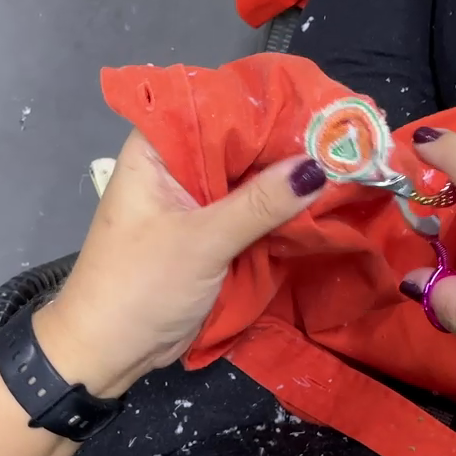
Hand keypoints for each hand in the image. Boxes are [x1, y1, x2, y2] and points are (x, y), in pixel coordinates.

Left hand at [34, 130, 327, 397]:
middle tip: (346, 135)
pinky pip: (249, 211)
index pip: (218, 107)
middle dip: (286, 143)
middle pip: (239, 143)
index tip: (320, 104)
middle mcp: (176, 166)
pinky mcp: (208, 233)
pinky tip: (321, 200)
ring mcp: (193, 201)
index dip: (268, 105)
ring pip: (248, 179)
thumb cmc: (139, 287)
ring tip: (346, 162)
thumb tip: (319, 164)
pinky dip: (278, 210)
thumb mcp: (201, 242)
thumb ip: (260, 203)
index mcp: (157, 149)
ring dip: (287, 179)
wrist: (108, 351)